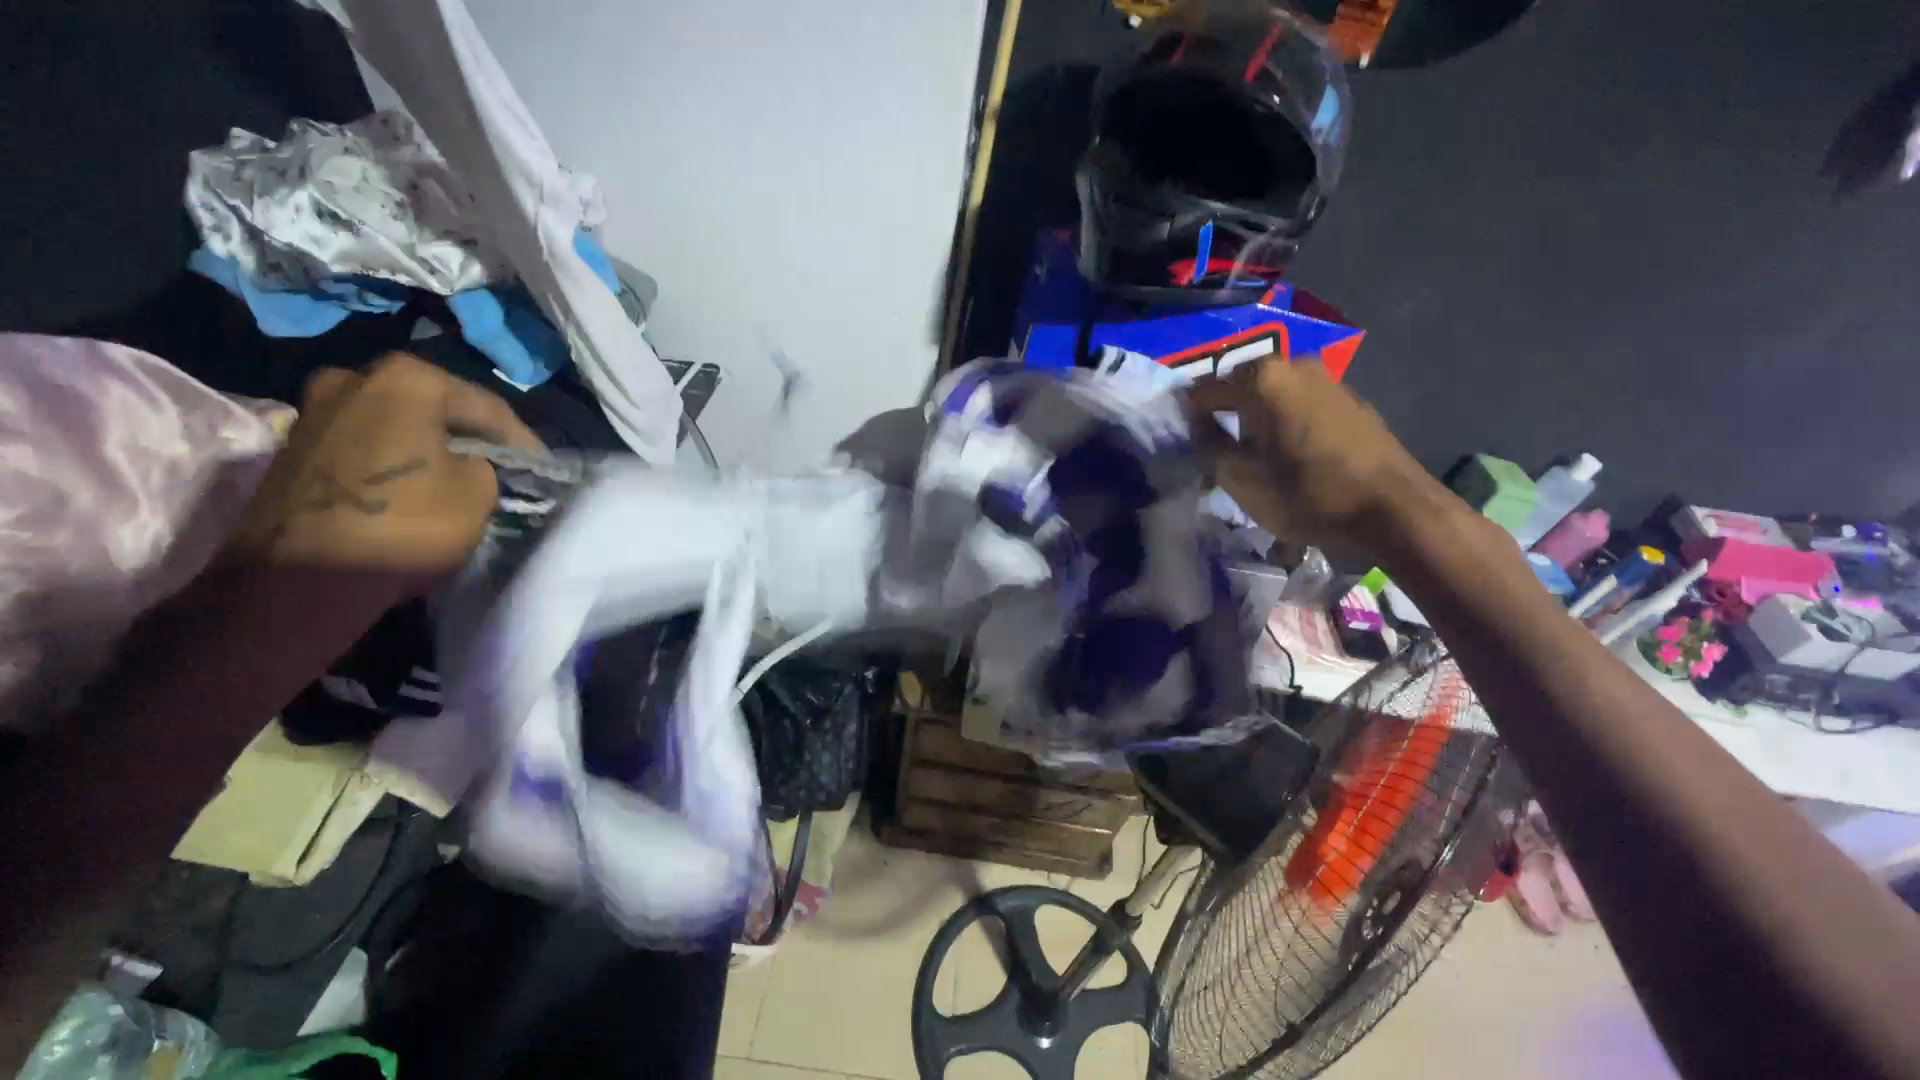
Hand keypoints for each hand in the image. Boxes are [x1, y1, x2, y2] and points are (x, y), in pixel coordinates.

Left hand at [227, 353, 542, 578]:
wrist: (300, 578)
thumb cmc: (405, 523)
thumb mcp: (479, 494)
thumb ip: (482, 466)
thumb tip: (466, 464)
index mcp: (407, 378)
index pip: (486, 406)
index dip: (522, 440)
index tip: (541, 466)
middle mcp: (355, 378)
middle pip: (433, 408)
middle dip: (467, 436)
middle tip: (498, 466)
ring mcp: (315, 411)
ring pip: (395, 426)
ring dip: (426, 449)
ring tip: (455, 478)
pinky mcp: (293, 448)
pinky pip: (365, 447)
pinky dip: (393, 463)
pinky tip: (413, 488)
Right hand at [1186, 356, 1458, 556]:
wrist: (1393, 507)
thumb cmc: (1308, 495)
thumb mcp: (1242, 480)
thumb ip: (1209, 447)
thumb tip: (1197, 427)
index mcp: (1260, 379)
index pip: (1202, 391)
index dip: (1187, 420)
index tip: (1184, 446)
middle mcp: (1292, 365)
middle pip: (1239, 386)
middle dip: (1224, 415)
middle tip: (1218, 454)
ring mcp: (1325, 378)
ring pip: (1273, 393)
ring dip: (1257, 418)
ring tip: (1255, 455)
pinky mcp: (1350, 397)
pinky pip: (1301, 402)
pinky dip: (1287, 420)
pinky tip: (1291, 453)